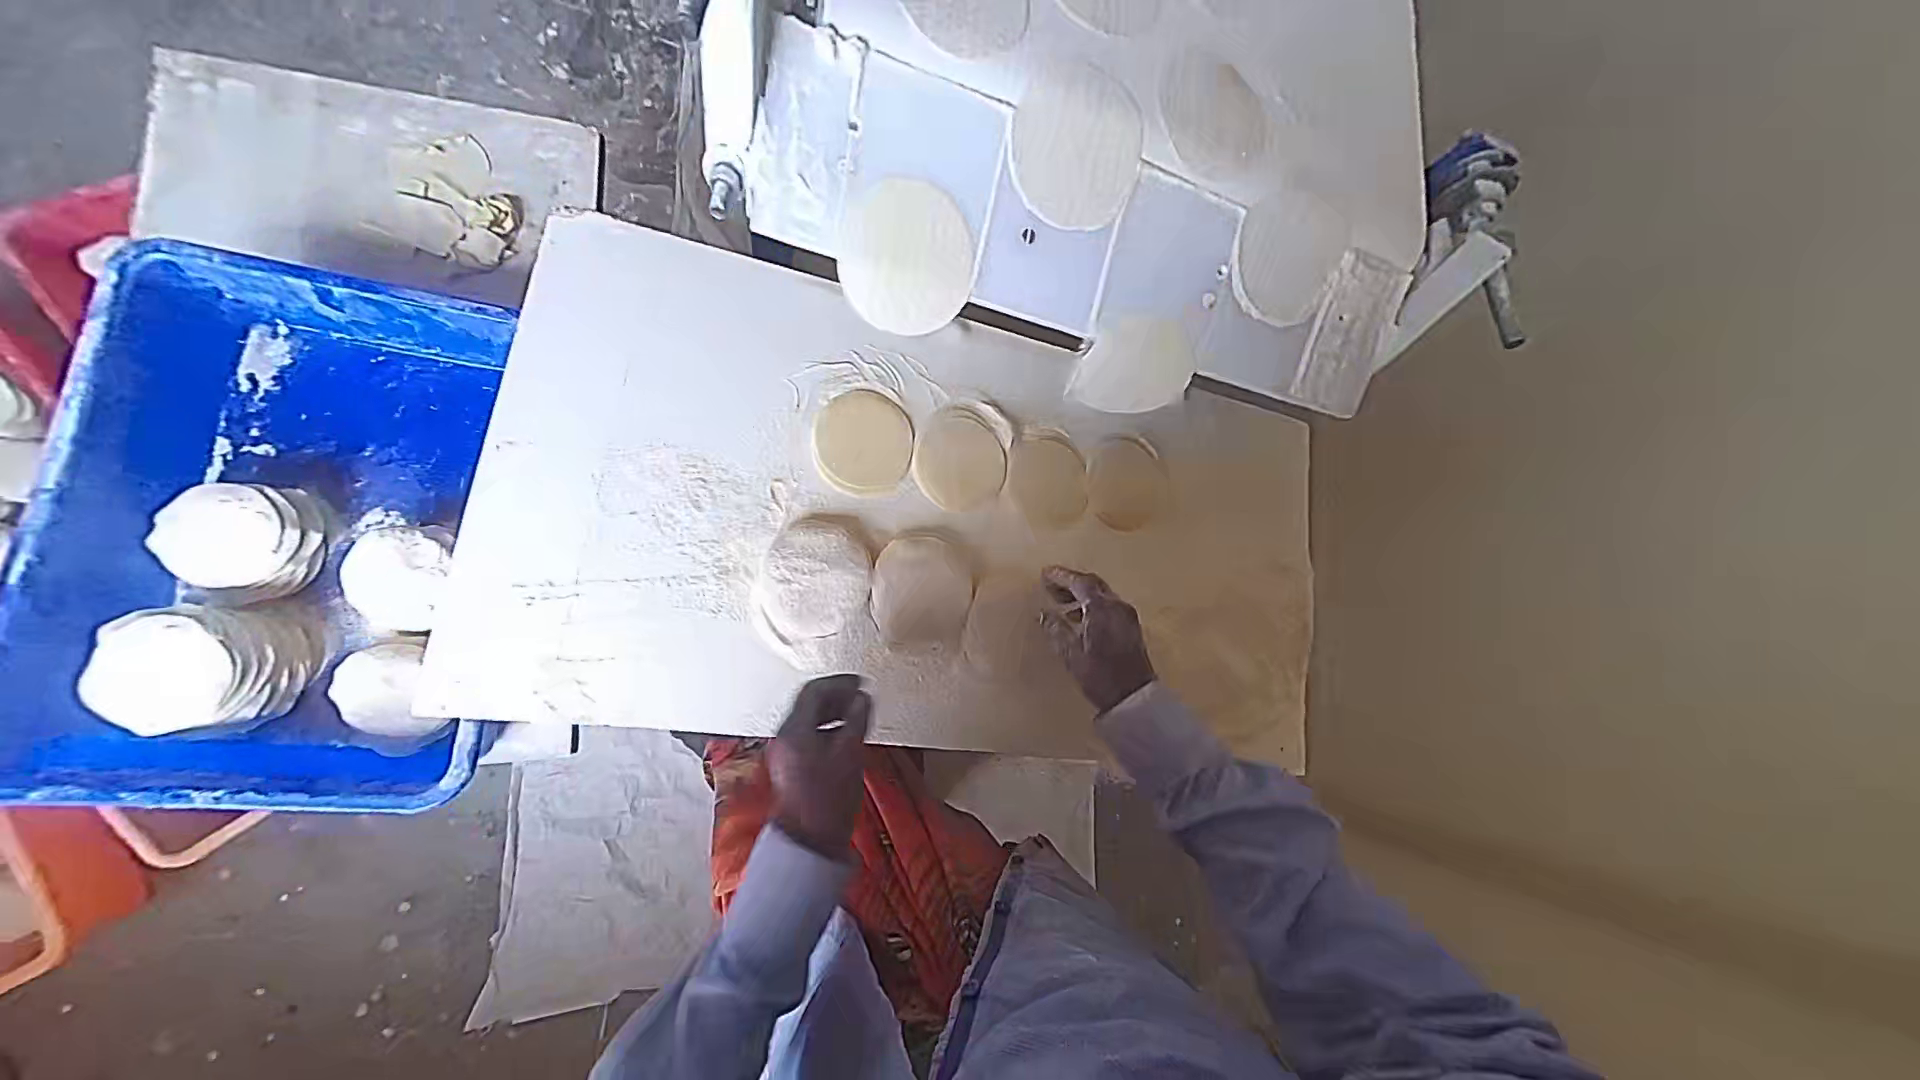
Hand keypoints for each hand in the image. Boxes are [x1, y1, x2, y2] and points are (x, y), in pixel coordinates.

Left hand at [769, 674, 871, 856]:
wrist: (810, 841)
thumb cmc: (830, 798)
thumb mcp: (850, 753)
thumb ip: (857, 719)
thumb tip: (862, 698)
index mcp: (795, 729)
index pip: (814, 691)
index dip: (840, 682)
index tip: (860, 683)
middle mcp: (784, 736)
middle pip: (808, 702)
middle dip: (836, 695)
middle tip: (859, 695)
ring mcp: (785, 751)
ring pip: (808, 718)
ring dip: (832, 711)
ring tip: (856, 713)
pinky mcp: (790, 764)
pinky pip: (808, 733)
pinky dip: (827, 726)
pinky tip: (844, 734)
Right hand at [1041, 566, 1155, 713]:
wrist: (1133, 698)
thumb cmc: (1100, 676)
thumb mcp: (1071, 654)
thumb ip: (1056, 629)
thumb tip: (1043, 614)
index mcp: (1102, 609)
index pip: (1081, 583)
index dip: (1061, 576)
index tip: (1045, 574)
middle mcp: (1117, 606)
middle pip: (1093, 584)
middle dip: (1071, 583)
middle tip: (1050, 587)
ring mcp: (1126, 616)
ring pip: (1101, 595)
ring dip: (1081, 595)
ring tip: (1060, 604)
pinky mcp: (1130, 626)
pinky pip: (1108, 606)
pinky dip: (1091, 605)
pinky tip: (1078, 618)